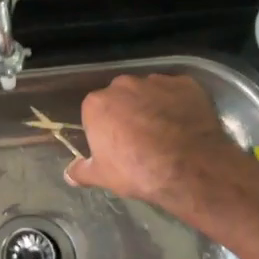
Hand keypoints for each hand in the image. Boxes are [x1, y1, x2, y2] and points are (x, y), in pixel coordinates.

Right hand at [64, 75, 251, 212]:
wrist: (189, 168)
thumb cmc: (138, 171)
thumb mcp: (102, 176)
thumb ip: (82, 171)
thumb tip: (69, 173)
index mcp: (97, 104)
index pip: (95, 112)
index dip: (105, 129)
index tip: (115, 145)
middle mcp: (123, 85)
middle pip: (121, 97)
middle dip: (127, 113)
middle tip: (139, 139)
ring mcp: (156, 82)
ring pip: (149, 92)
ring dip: (152, 106)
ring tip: (166, 133)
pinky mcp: (186, 84)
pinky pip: (177, 92)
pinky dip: (178, 104)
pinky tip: (185, 124)